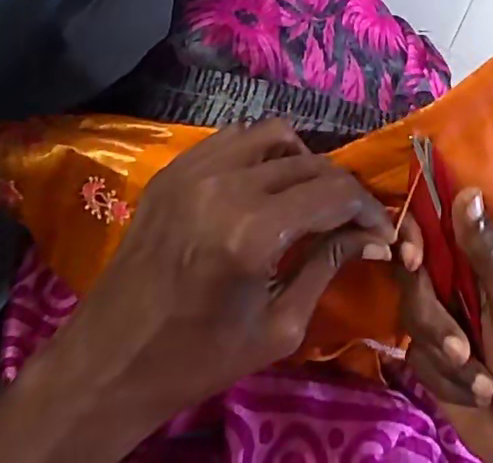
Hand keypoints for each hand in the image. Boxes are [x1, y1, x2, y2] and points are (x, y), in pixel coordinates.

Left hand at [0, 120, 395, 462]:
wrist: (111, 358)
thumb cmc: (198, 358)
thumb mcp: (278, 326)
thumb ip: (326, 265)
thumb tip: (372, 235)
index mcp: (252, 232)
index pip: (333, 192)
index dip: (367, 207)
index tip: (380, 227)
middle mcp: (224, 184)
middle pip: (308, 160)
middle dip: (339, 187)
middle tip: (349, 217)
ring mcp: (193, 168)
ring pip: (272, 133)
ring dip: (300, 161)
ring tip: (304, 197)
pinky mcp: (174, 167)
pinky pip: (232, 138)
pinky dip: (259, 153)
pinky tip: (261, 186)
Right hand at [396, 187, 492, 462]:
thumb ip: (486, 253)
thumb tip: (469, 191)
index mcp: (474, 261)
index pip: (429, 227)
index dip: (411, 234)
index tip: (413, 256)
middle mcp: (449, 281)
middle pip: (410, 274)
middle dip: (434, 315)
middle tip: (459, 347)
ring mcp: (436, 318)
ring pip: (412, 315)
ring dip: (446, 354)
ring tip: (483, 380)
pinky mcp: (426, 355)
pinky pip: (416, 355)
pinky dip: (447, 379)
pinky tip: (475, 392)